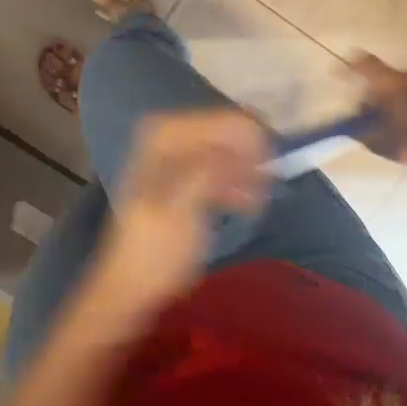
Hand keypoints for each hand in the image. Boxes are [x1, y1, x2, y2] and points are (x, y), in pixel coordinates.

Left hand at [78, 110, 270, 327]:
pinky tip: (247, 205)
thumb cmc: (155, 249)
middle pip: (225, 132)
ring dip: (246, 172)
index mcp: (162, 135)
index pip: (220, 120)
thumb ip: (210, 166)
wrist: (131, 286)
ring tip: (258, 199)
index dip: (251, 137)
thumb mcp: (183, 206)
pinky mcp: (184, 176)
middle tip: (268, 183)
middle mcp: (167, 135)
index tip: (275, 162)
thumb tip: (244, 139)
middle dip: (250, 156)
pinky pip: (220, 168)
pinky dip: (235, 183)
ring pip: (226, 151)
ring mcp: (175, 155)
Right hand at [349, 53, 406, 174]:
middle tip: (368, 108)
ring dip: (394, 96)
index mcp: (393, 84)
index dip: (350, 66)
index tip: (338, 72)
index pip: (366, 64)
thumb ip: (360, 127)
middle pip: (386, 76)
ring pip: (404, 84)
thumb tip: (354, 119)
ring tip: (391, 116)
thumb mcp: (378, 141)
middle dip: (374, 89)